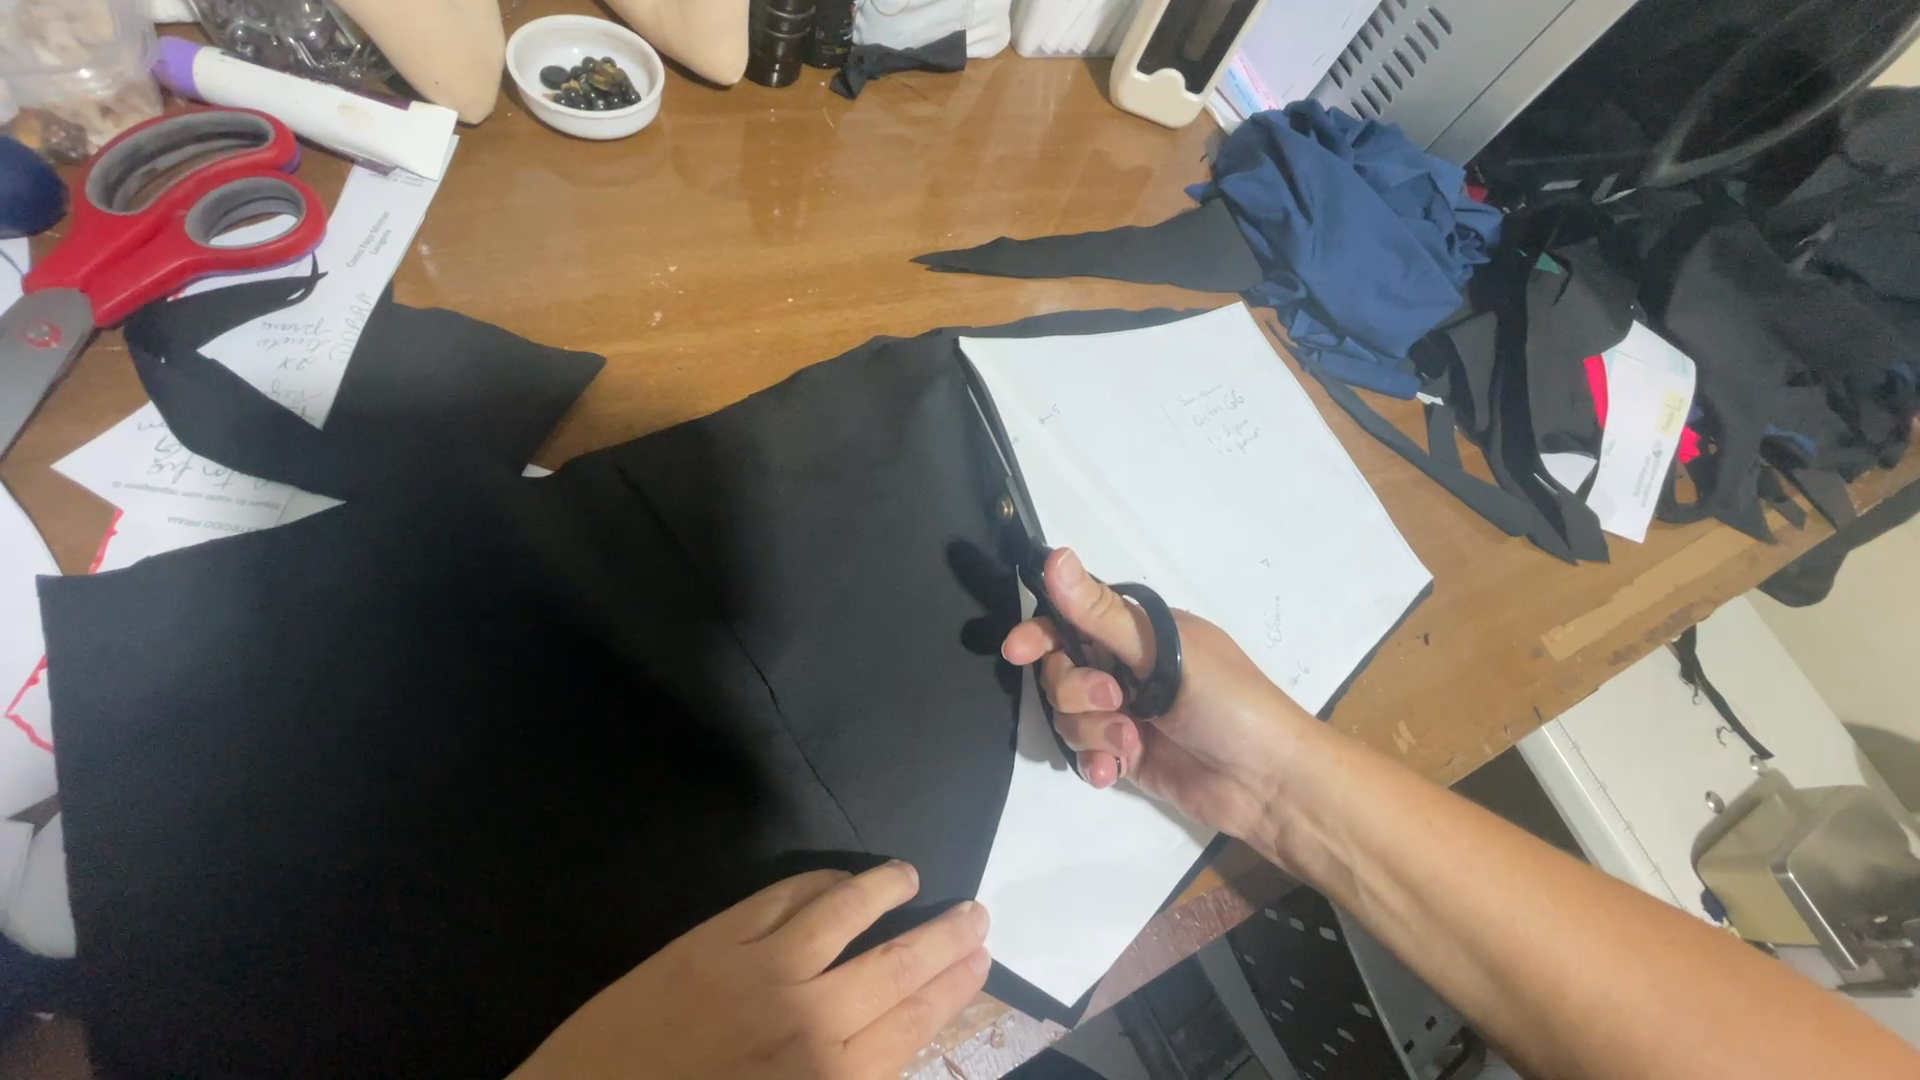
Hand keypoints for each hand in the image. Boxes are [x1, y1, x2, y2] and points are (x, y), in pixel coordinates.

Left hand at [509, 862, 988, 1079]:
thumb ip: (843, 1075)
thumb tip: (881, 1044)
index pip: (910, 1025)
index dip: (951, 988)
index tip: (980, 959)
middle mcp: (808, 1021)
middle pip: (895, 967)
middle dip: (943, 938)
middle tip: (977, 911)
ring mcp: (762, 971)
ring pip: (845, 913)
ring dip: (886, 890)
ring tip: (911, 876)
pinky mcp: (717, 941)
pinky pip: (786, 896)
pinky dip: (822, 881)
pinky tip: (839, 878)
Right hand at [1001, 548, 1324, 842]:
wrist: (1269, 783)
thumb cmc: (1229, 702)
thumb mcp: (1165, 653)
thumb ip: (1101, 614)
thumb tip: (1052, 556)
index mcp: (1138, 632)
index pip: (1071, 619)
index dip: (1039, 632)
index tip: (1017, 650)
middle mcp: (1125, 667)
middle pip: (1060, 670)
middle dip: (1076, 690)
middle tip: (1114, 702)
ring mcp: (1123, 712)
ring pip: (1067, 714)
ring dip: (1092, 731)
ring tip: (1130, 743)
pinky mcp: (1124, 753)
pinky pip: (1083, 752)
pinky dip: (1095, 762)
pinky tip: (1114, 771)